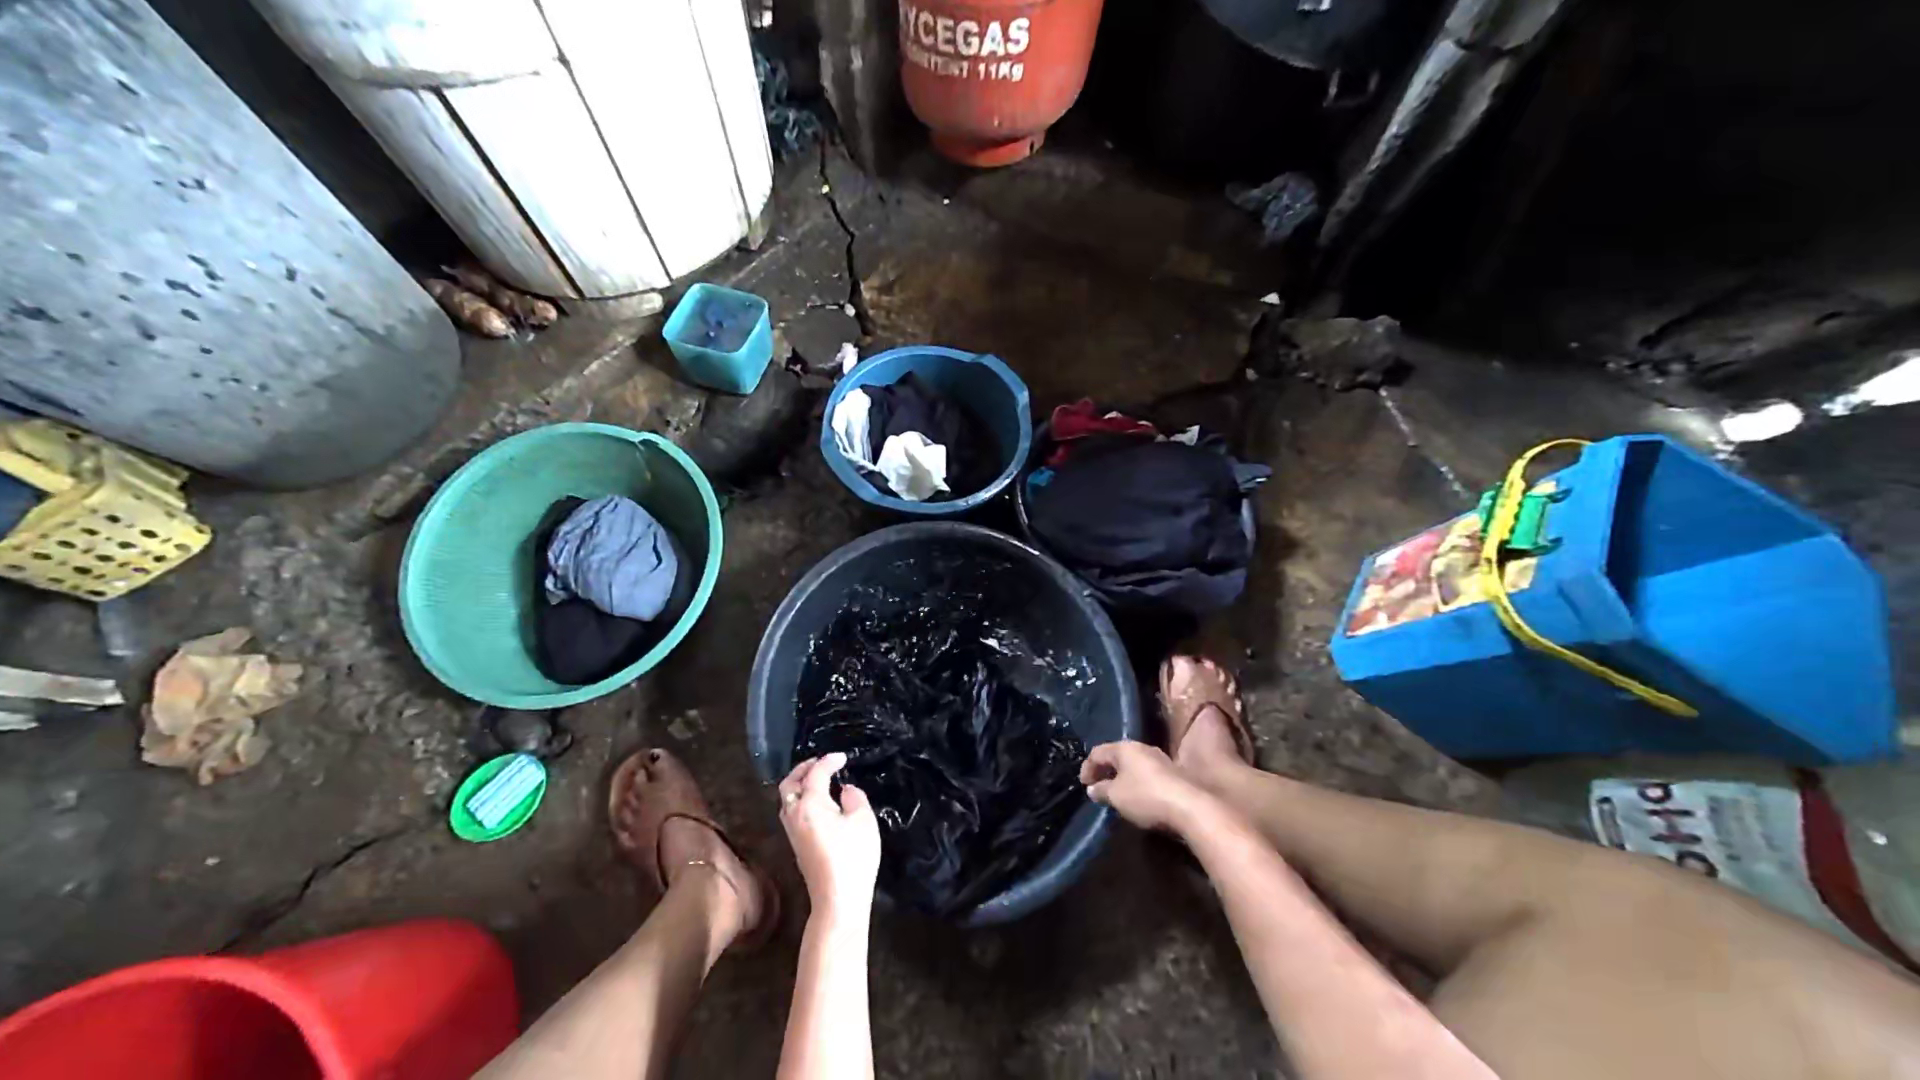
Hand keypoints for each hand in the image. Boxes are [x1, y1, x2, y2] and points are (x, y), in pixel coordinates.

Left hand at [779, 753, 880, 919]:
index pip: (816, 773)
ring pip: (787, 799)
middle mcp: (795, 814)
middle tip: (820, 762)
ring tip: (816, 779)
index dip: (829, 761)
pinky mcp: (796, 845)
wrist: (838, 899)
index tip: (842, 757)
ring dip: (798, 784)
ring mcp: (792, 831)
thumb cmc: (853, 856)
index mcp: (810, 804)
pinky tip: (816, 802)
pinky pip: (791, 811)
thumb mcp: (864, 820)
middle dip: (803, 769)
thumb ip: (855, 798)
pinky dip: (799, 798)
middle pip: (790, 784)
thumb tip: (844, 791)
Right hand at [1081, 740, 1213, 833]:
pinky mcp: (1175, 775)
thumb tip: (1093, 788)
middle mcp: (1143, 748)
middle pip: (1118, 755)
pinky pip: (1148, 775)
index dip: (1087, 767)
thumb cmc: (1145, 796)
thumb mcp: (1116, 796)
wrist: (1190, 807)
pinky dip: (1138, 783)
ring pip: (1135, 765)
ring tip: (1117, 793)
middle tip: (1098, 786)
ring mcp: (1161, 760)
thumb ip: (1101, 790)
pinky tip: (1138, 797)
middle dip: (1106, 770)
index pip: (1098, 752)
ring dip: (1123, 777)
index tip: (1083, 784)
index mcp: (1125, 748)